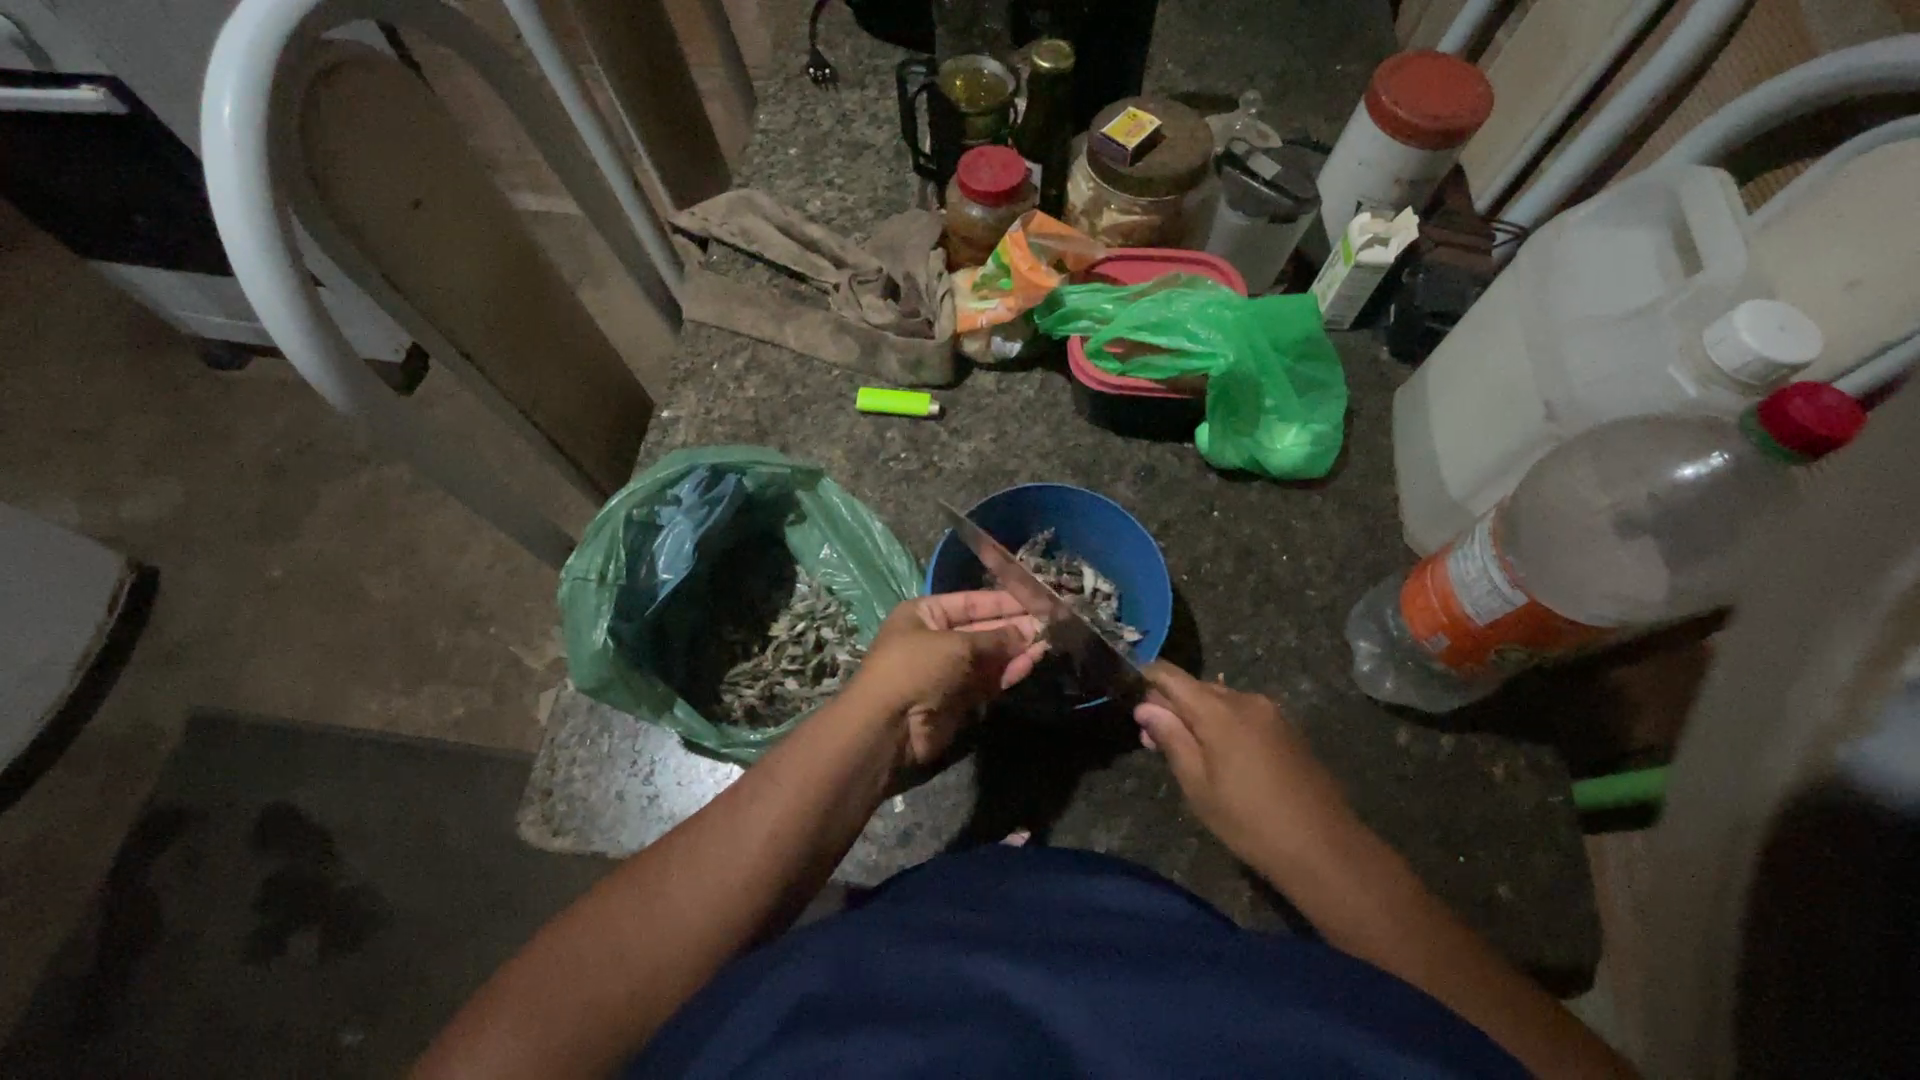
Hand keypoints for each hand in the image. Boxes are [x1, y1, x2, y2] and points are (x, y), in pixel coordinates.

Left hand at [849, 592, 1044, 767]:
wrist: (889, 728)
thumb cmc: (915, 668)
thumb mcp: (956, 645)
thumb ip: (994, 638)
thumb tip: (1027, 632)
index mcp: (924, 614)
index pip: (969, 602)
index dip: (1001, 601)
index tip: (1035, 599)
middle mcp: (936, 640)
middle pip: (981, 629)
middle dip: (1013, 627)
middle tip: (1049, 623)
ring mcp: (947, 671)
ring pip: (988, 657)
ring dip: (1016, 650)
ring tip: (1048, 642)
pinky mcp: (959, 699)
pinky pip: (988, 680)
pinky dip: (1009, 671)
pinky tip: (1032, 662)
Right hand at [1134, 660, 1354, 864]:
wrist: (1323, 847)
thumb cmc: (1249, 821)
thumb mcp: (1198, 785)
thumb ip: (1171, 738)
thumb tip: (1145, 707)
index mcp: (1219, 711)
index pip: (1171, 676)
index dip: (1146, 680)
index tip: (1129, 698)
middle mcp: (1246, 700)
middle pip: (1197, 688)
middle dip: (1171, 706)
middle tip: (1152, 741)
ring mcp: (1272, 713)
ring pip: (1221, 701)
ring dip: (1198, 716)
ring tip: (1185, 752)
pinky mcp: (1287, 729)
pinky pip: (1243, 714)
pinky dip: (1223, 725)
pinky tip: (1220, 757)